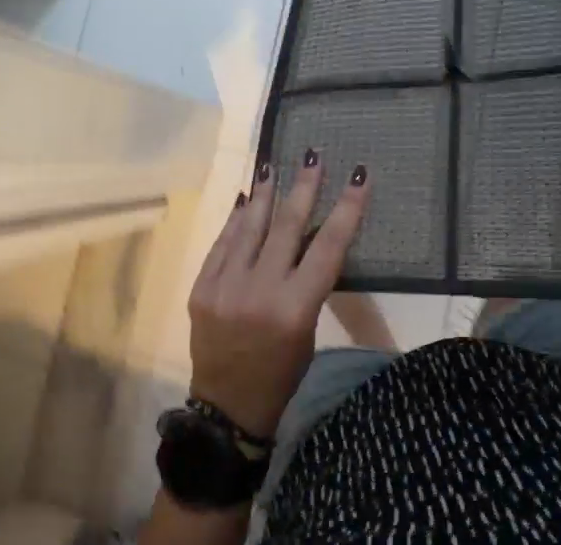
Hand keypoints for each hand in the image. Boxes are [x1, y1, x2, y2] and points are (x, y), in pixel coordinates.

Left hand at [186, 153, 370, 438]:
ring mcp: (225, 286)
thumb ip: (307, 283)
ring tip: (273, 164)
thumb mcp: (307, 330)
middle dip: (303, 187)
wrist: (227, 406)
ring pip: (250, 227)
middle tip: (313, 155)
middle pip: (287, 227)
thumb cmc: (281, 373)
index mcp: (294, 309)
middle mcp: (259, 291)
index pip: (327, 248)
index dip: (347, 210)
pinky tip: (245, 199)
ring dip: (265, 194)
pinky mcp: (201, 287)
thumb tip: (308, 235)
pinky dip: (235, 220)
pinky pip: (222, 244)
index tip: (359, 177)